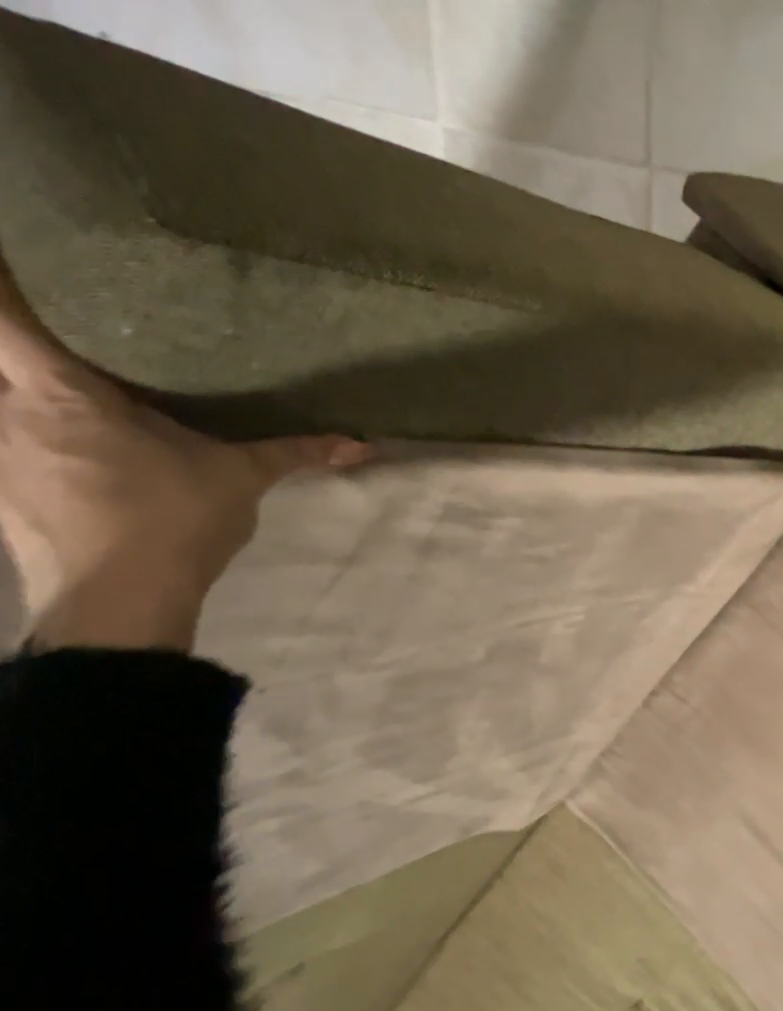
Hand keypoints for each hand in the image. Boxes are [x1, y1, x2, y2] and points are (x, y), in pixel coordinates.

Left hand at [0, 258, 365, 649]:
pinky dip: (19, 424)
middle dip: (17, 329)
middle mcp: (2, 410)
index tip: (29, 250)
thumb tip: (363, 443)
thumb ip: (295, 452)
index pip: (2, 314)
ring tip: (65, 368)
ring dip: (18, 382)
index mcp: (57, 394)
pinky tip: (57, 436)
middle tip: (63, 308)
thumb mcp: (242, 479)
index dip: (4, 278)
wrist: (115, 604)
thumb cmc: (170, 521)